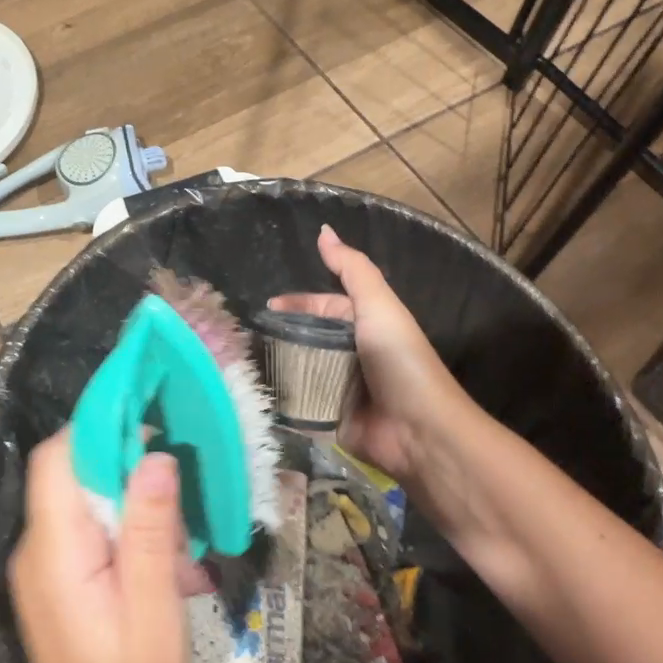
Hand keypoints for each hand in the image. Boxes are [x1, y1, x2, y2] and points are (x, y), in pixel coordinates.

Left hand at [9, 429, 191, 662]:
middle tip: (175, 475)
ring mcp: (41, 568)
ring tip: (176, 533)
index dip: (96, 427)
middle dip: (121, 463)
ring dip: (128, 499)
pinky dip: (122, 527)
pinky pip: (84, 530)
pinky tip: (161, 556)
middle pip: (69, 476)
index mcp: (52, 552)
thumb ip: (151, 532)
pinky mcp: (55, 583)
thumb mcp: (154, 613)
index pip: (57, 461)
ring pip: (80, 501)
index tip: (144, 408)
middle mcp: (35, 550)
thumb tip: (154, 454)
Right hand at [268, 224, 480, 481]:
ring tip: (242, 364)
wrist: (421, 432)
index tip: (263, 309)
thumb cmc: (401, 362)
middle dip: (278, 337)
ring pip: (299, 369)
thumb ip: (352, 269)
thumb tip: (324, 230)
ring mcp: (339, 388)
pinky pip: (299, 404)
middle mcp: (350, 354)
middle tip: (243, 338)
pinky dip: (281, 398)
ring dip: (276, 367)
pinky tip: (254, 392)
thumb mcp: (379, 306)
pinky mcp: (329, 418)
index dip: (295, 304)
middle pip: (306, 338)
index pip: (322, 307)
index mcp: (364, 325)